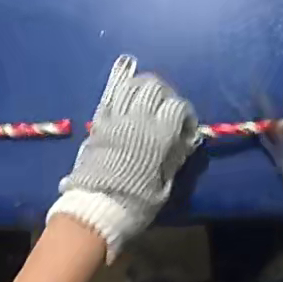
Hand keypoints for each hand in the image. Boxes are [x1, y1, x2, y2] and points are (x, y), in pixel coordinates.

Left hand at [48, 55, 197, 259]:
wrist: (97, 207)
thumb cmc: (135, 202)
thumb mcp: (163, 184)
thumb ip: (174, 157)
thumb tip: (184, 140)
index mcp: (158, 136)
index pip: (178, 108)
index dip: (186, 114)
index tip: (186, 126)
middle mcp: (137, 120)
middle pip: (154, 88)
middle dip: (165, 94)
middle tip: (166, 106)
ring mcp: (115, 118)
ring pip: (132, 86)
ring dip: (144, 85)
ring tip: (148, 94)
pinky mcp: (99, 121)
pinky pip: (110, 94)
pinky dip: (119, 82)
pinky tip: (125, 74)